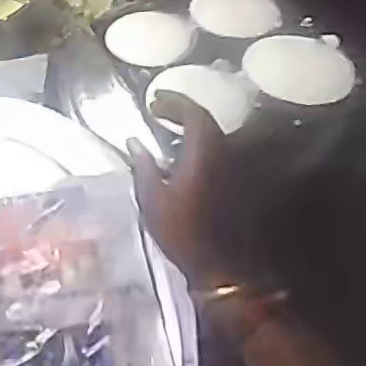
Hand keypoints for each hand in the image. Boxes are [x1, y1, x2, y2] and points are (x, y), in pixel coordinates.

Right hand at [130, 91, 224, 285]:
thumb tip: (134, 141)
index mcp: (203, 155)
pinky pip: (213, 148)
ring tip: (165, 124)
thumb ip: (143, 167)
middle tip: (157, 108)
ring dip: (189, 124)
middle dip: (181, 109)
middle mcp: (221, 155)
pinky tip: (179, 151)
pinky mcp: (230, 180)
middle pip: (205, 120)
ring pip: (211, 134)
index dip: (175, 102)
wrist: (217, 264)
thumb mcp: (153, 200)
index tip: (154, 100)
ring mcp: (228, 168)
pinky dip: (196, 140)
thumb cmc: (182, 233)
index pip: (194, 115)